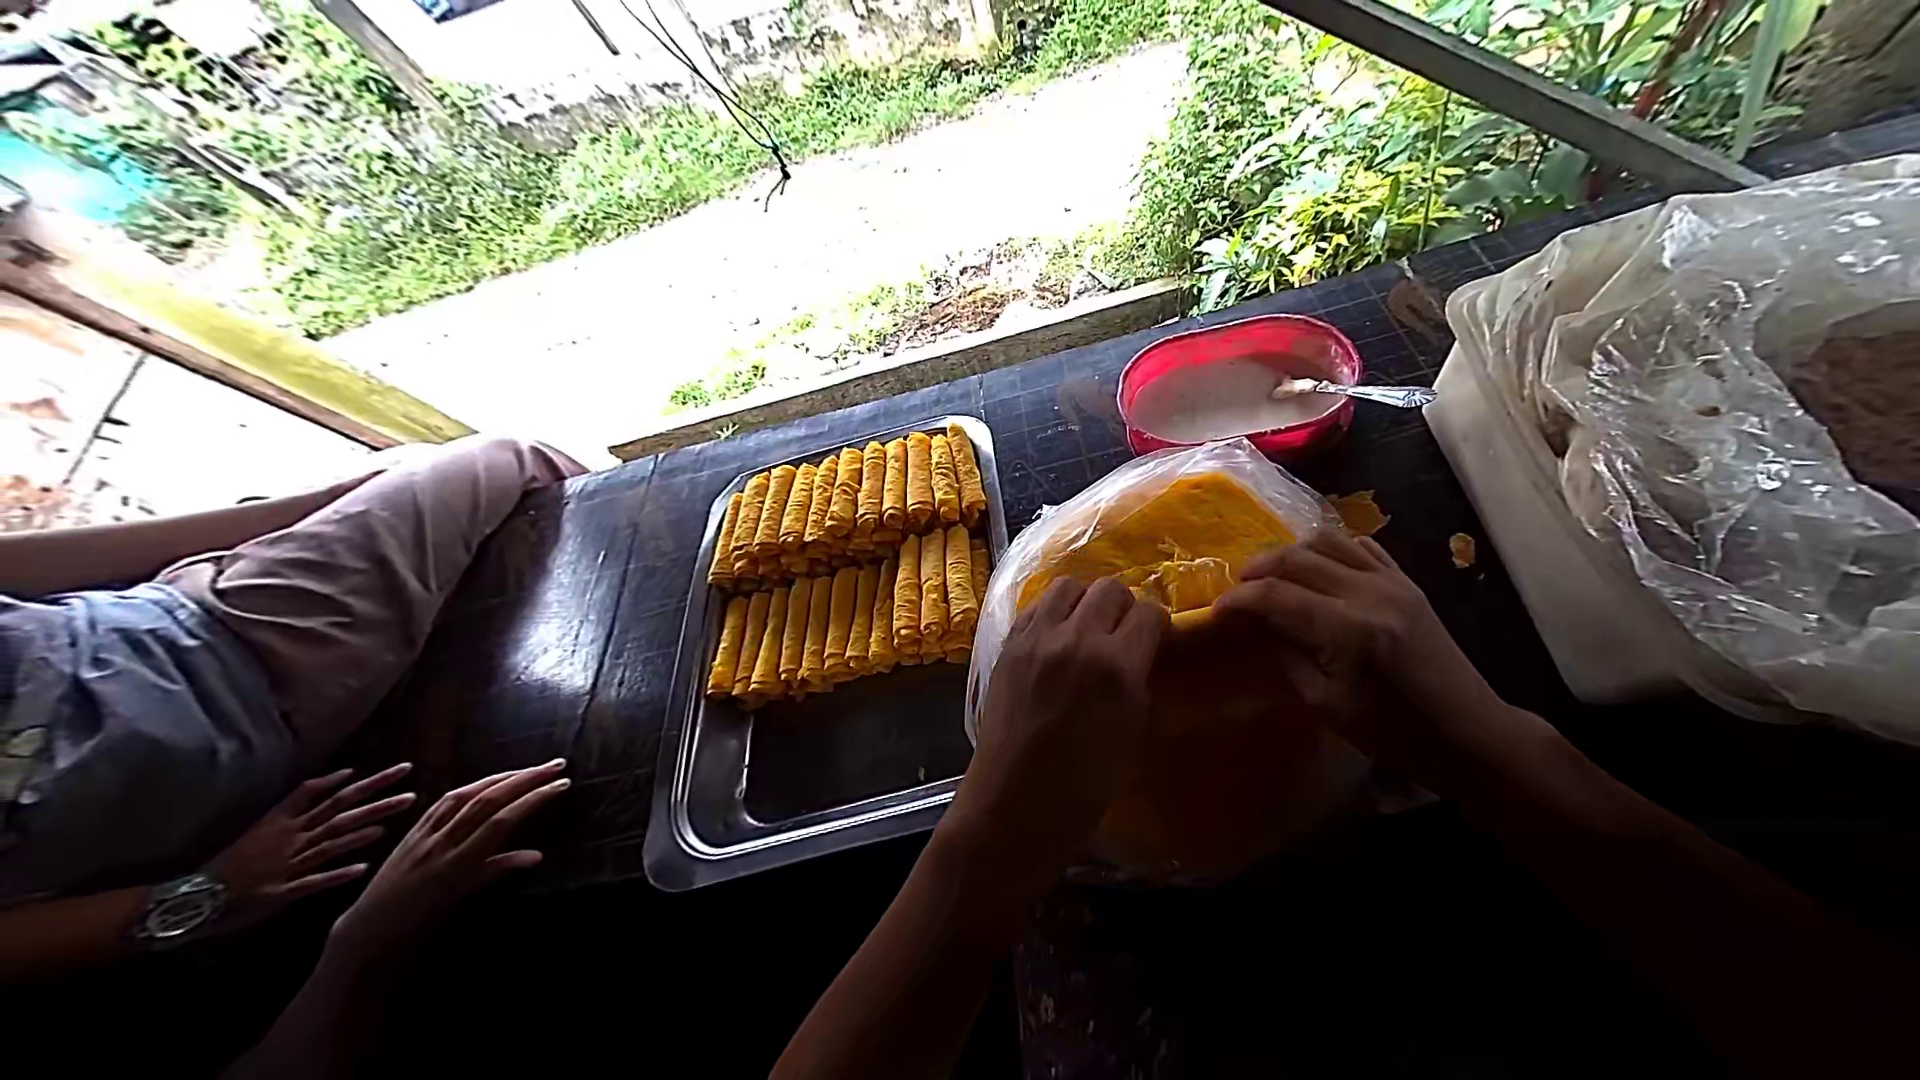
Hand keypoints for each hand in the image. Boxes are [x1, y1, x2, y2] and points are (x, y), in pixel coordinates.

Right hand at [204, 763, 416, 932]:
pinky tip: (361, 869)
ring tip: (389, 825)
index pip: (330, 795)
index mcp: (285, 822)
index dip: (368, 782)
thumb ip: (303, 800)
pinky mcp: (280, 891)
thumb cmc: (231, 859)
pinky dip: (335, 875)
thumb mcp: (266, 821)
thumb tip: (343, 775)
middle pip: (340, 815)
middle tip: (412, 794)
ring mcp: (287, 865)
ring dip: (361, 834)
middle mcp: (291, 838)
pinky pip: (311, 882)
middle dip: (377, 803)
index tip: (399, 771)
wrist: (186, 898)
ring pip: (330, 844)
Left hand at [327, 760, 568, 966]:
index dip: (534, 799)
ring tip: (529, 769)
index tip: (561, 784)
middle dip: (525, 779)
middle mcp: (441, 844)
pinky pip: (442, 802)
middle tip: (555, 764)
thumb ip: (499, 869)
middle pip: (488, 801)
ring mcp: (424, 835)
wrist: (367, 931)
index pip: (503, 821)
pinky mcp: (412, 831)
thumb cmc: (421, 920)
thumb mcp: (462, 898)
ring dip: (501, 777)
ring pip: (466, 795)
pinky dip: (471, 787)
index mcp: (457, 864)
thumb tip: (537, 855)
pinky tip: (487, 781)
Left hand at [944, 577, 1165, 898]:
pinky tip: (1056, 636)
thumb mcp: (1131, 730)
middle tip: (1122, 631)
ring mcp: (1035, 638)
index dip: (1158, 624)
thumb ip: (1137, 679)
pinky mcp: (1007, 644)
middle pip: (1109, 588)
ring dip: (1085, 600)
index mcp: (1115, 666)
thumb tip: (1140, 652)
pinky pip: (1035, 606)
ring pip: (1068, 585)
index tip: (1156, 638)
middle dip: (1124, 606)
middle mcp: (1075, 639)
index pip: (1149, 613)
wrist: (1014, 801)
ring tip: (1086, 626)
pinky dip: (1052, 612)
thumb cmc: (1084, 784)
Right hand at [1212, 529, 1516, 774]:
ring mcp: (1393, 582)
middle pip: (1294, 558)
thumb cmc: (1393, 732)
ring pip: (1326, 540)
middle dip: (1255, 569)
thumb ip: (1284, 654)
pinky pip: (1360, 546)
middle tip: (1237, 590)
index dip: (1237, 600)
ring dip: (1289, 553)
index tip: (1216, 612)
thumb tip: (1251, 626)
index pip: (1274, 596)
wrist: (1469, 733)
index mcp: (1349, 631)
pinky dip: (1328, 550)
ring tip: (1271, 577)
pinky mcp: (1407, 582)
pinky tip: (1315, 571)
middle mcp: (1370, 594)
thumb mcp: (1324, 703)